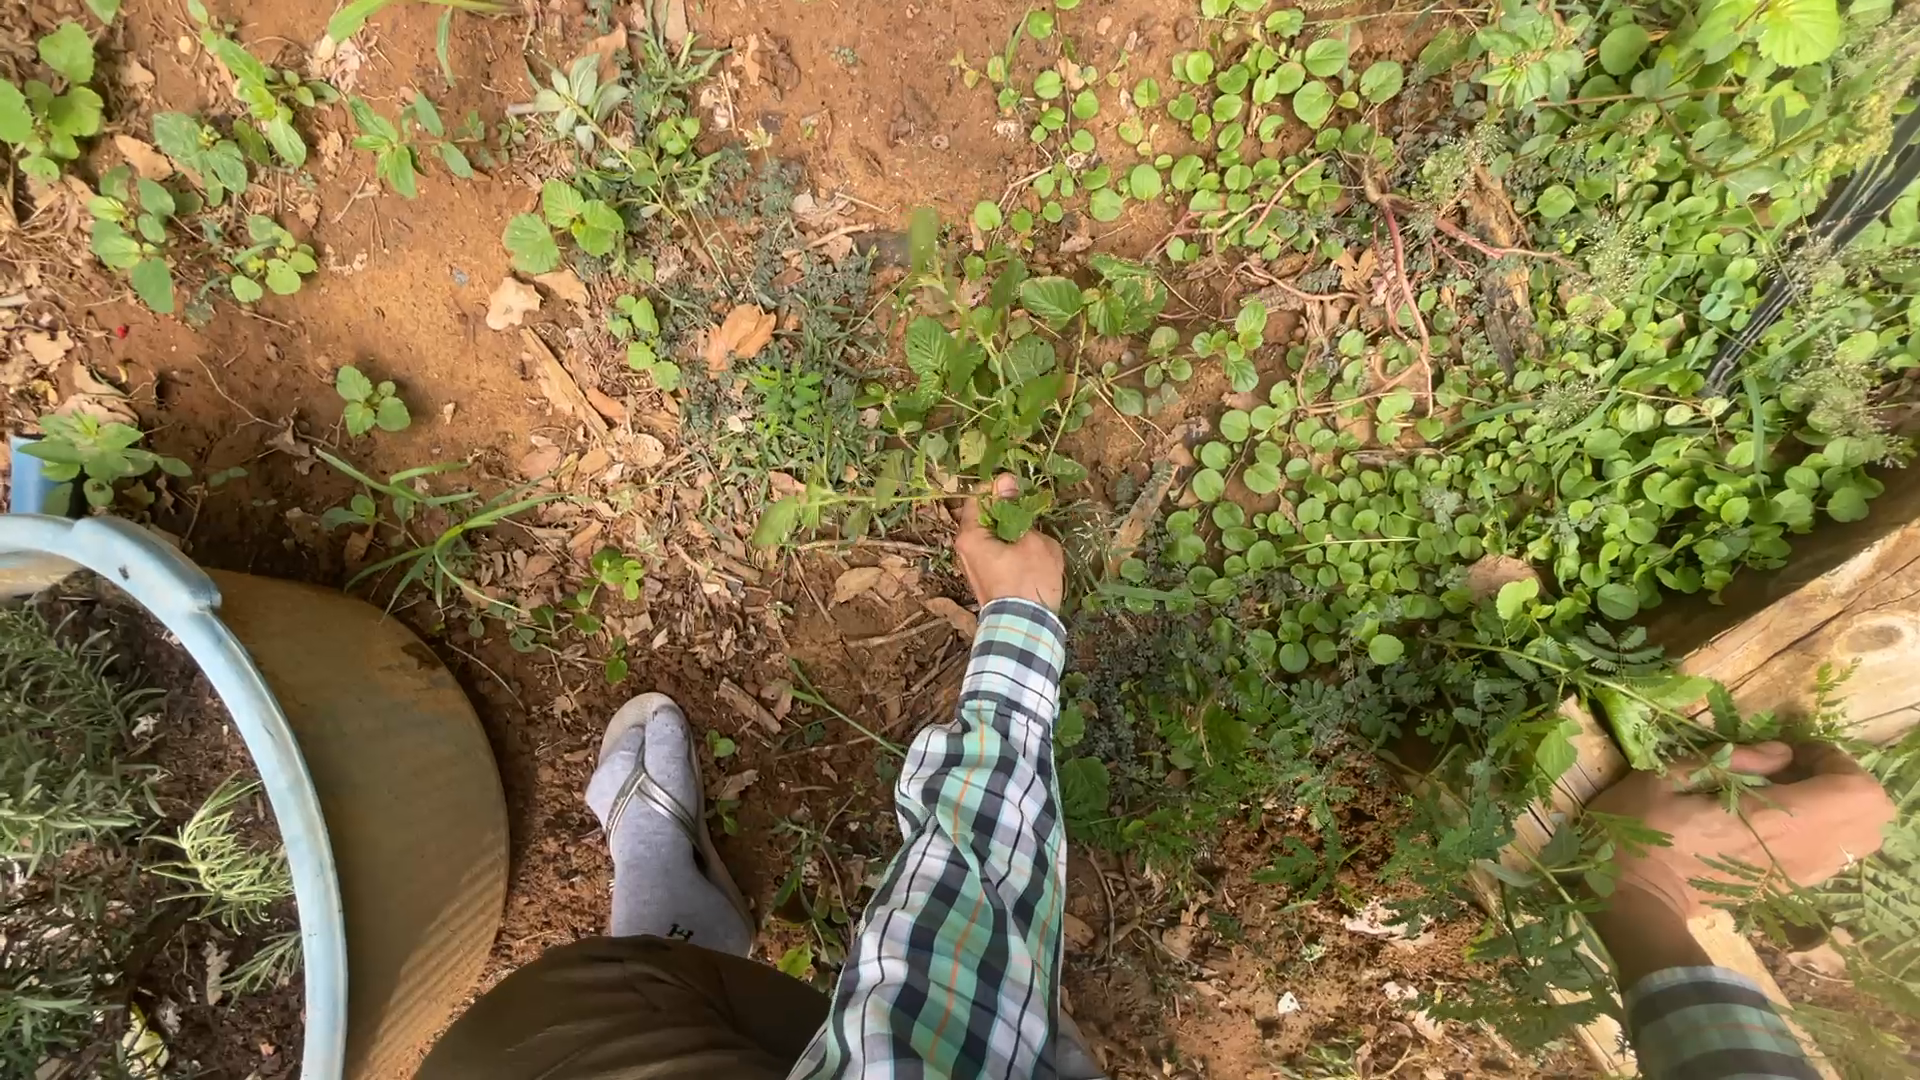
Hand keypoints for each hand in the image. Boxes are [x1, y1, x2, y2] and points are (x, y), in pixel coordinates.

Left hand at [955, 474, 1064, 611]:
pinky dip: (1011, 545)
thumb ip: (1020, 511)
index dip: (999, 487)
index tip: (1018, 484)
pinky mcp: (985, 578)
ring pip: (992, 535)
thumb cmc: (1028, 582)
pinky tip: (1030, 547)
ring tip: (1033, 526)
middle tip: (1029, 504)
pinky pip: (996, 551)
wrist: (1025, 629)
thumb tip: (1008, 483)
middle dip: (1006, 508)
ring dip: (1010, 528)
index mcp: (970, 536)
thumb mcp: (1033, 542)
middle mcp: (965, 550)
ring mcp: (973, 566)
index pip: (978, 498)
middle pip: (984, 517)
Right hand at [1586, 740, 1893, 985]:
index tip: (1795, 749)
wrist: (1632, 889)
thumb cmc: (1636, 827)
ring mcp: (1802, 872)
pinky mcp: (1792, 883)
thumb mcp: (1662, 778)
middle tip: (1792, 767)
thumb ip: (1724, 761)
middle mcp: (1803, 849)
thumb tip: (1778, 752)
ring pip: (1863, 836)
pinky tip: (1777, 820)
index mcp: (1772, 819)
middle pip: (1872, 814)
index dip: (1837, 761)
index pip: (1855, 790)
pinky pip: (1837, 854)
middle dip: (1842, 781)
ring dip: (1837, 806)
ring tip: (1786, 792)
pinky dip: (1825, 829)